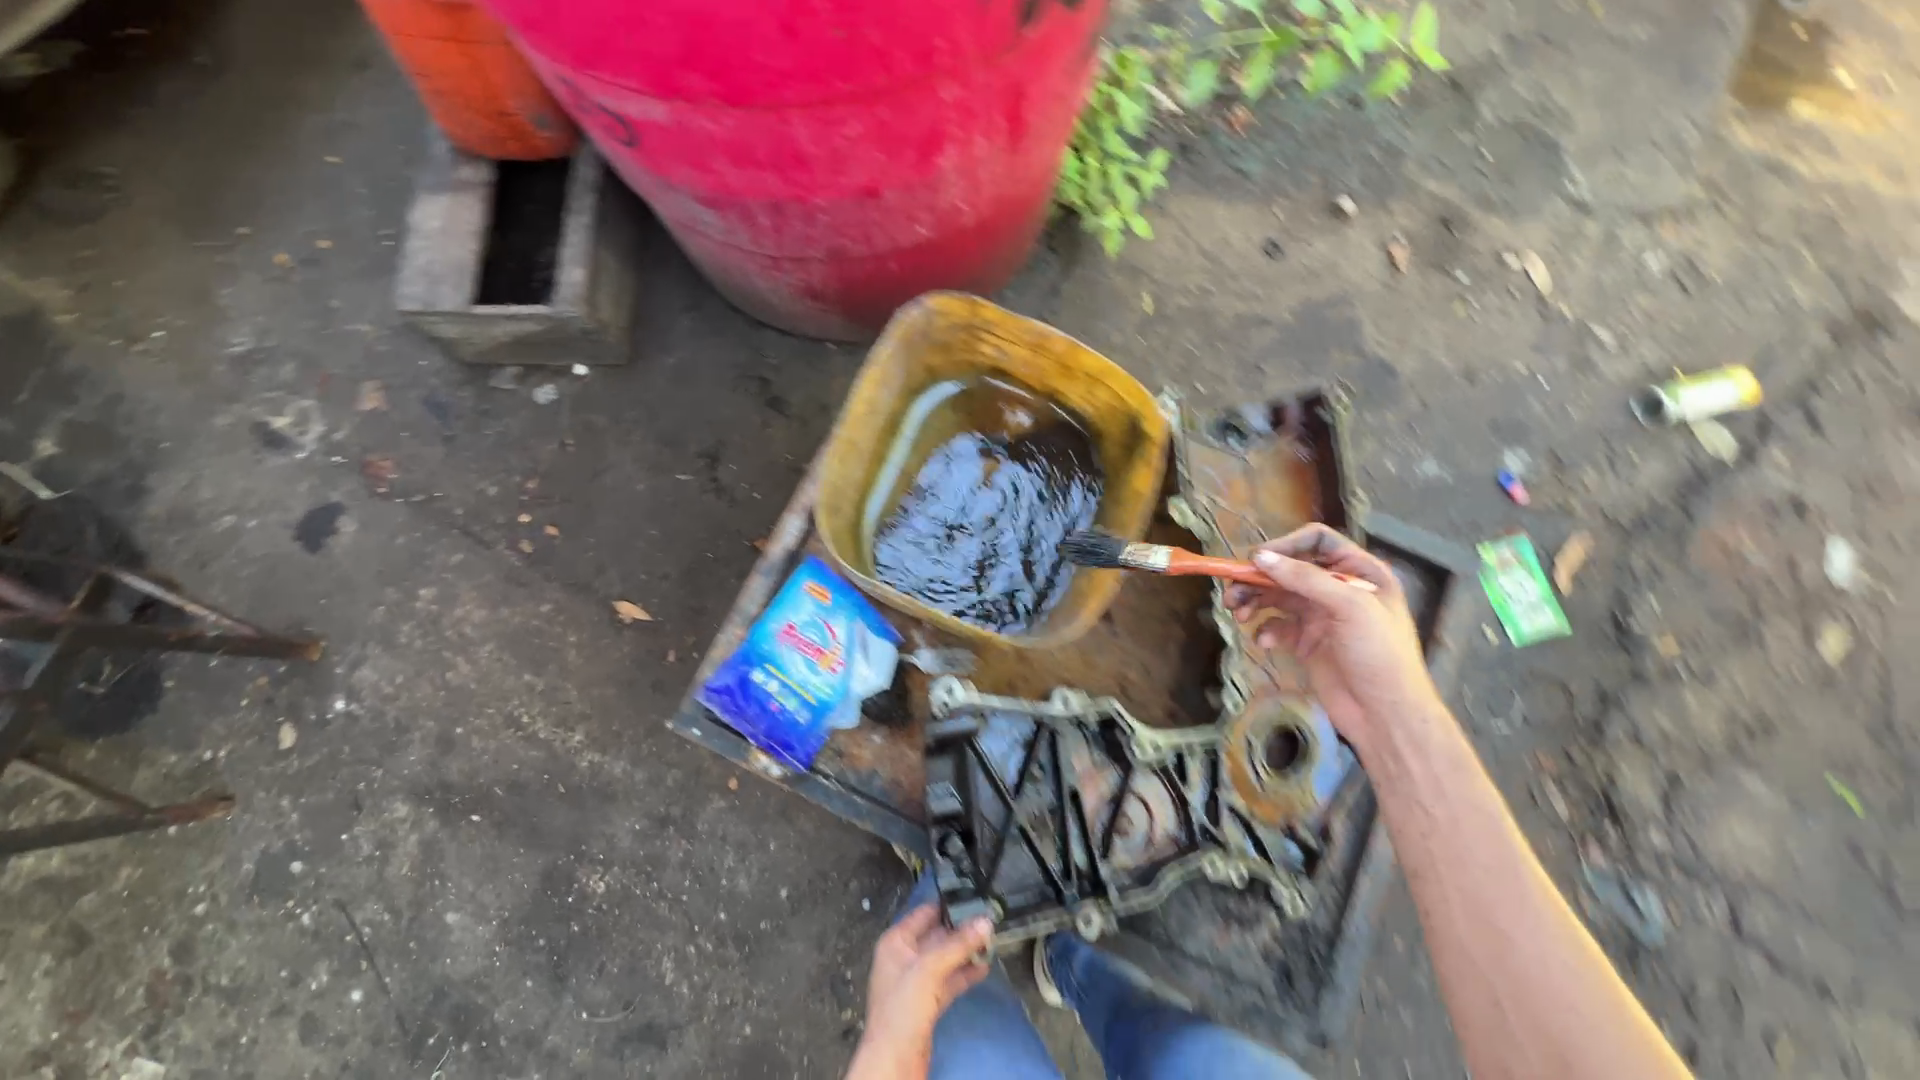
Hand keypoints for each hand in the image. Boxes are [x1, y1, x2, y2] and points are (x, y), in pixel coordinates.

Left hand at [846, 905, 993, 1079]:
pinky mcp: (928, 1003)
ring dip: (965, 951)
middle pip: (937, 935)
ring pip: (945, 959)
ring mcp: (916, 982)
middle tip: (991, 918)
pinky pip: (949, 981)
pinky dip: (964, 974)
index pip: (924, 913)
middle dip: (961, 929)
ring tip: (992, 941)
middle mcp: (905, 957)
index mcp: (896, 942)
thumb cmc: (903, 1007)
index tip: (975, 895)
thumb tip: (986, 921)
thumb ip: (958, 944)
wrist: (894, 1061)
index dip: (947, 904)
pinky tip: (984, 967)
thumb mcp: (929, 970)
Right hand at [1224, 524, 1442, 757]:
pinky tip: (1266, 643)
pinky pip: (1278, 626)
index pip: (1317, 540)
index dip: (1286, 545)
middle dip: (1259, 579)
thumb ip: (1304, 578)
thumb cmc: (1379, 653)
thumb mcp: (1349, 607)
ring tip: (1237, 615)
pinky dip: (1266, 630)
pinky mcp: (1307, 641)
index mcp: (1359, 571)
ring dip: (1254, 602)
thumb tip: (1259, 557)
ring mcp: (1321, 616)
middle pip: (1288, 569)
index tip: (1256, 560)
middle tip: (1231, 592)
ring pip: (1277, 597)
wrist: (1385, 714)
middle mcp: (1338, 588)